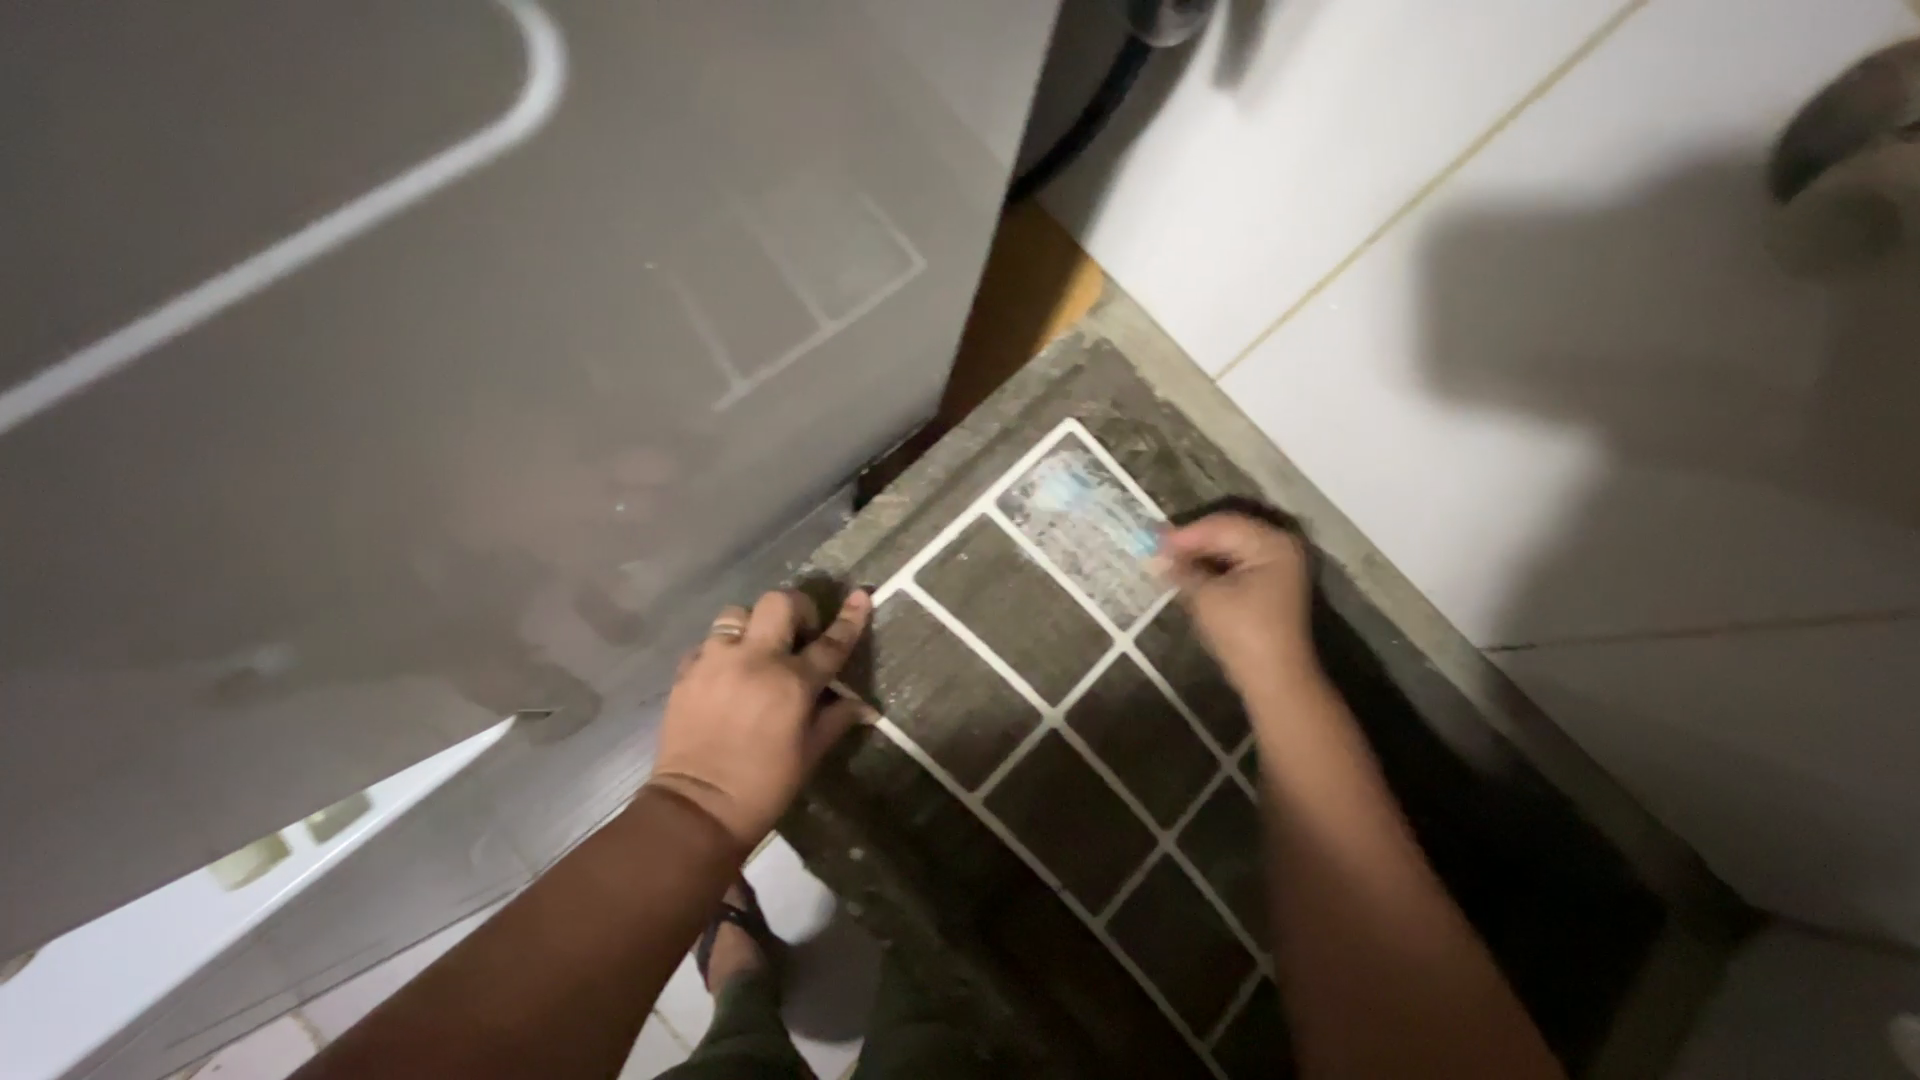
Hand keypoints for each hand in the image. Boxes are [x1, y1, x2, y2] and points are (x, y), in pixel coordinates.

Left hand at [647, 588, 874, 848]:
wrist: (697, 809)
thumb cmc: (764, 786)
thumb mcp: (809, 755)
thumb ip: (835, 719)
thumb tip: (866, 707)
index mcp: (792, 683)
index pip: (830, 642)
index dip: (850, 617)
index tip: (860, 596)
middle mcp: (754, 660)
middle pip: (778, 602)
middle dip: (796, 608)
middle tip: (799, 634)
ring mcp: (715, 662)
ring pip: (736, 614)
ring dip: (753, 625)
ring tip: (756, 651)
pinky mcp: (686, 672)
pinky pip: (707, 643)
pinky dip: (721, 651)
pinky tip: (726, 674)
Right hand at [1157, 511, 1315, 694]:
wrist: (1274, 679)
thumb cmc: (1243, 633)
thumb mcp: (1206, 596)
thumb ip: (1181, 569)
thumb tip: (1156, 555)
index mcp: (1271, 543)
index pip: (1221, 525)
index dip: (1185, 534)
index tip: (1152, 543)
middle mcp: (1279, 547)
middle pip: (1227, 533)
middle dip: (1191, 542)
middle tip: (1156, 550)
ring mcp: (1277, 567)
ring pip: (1229, 549)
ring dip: (1199, 555)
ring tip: (1167, 562)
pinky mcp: (1269, 586)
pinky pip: (1235, 565)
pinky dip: (1211, 568)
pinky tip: (1187, 574)